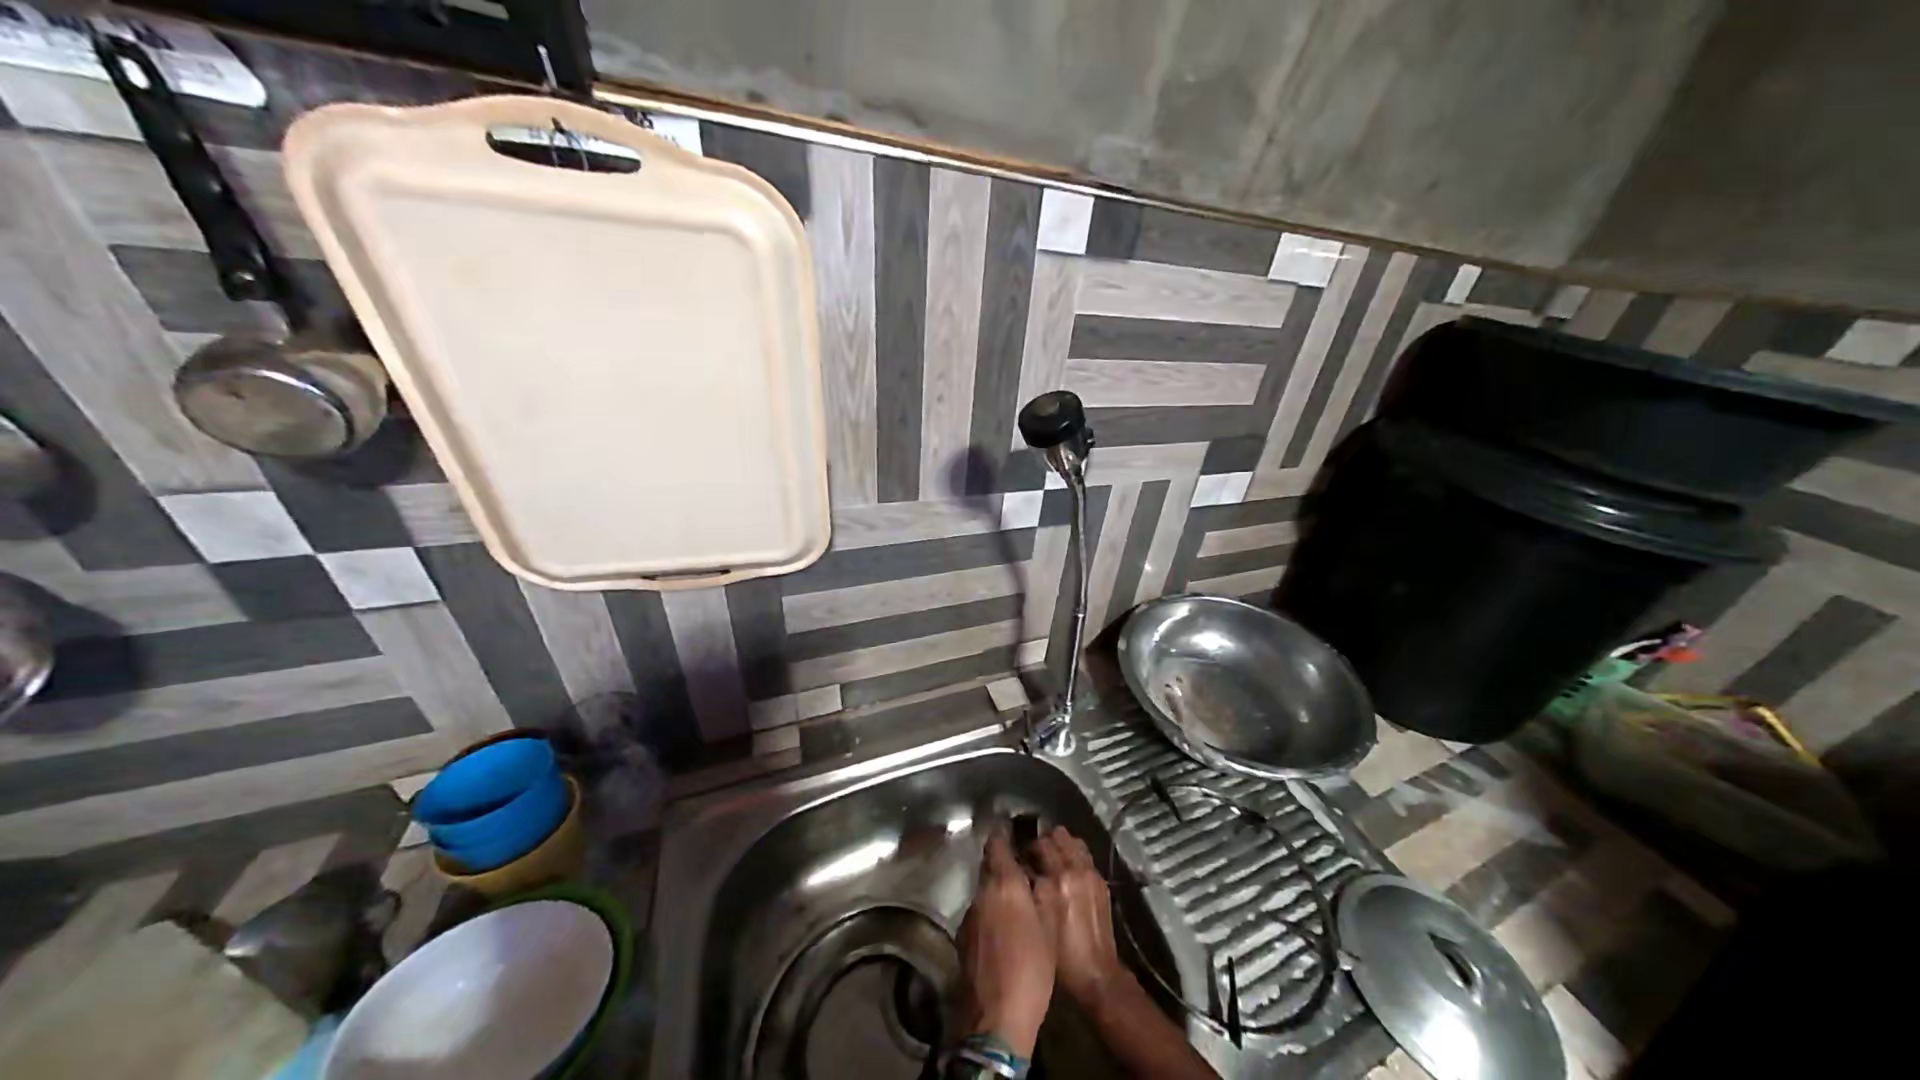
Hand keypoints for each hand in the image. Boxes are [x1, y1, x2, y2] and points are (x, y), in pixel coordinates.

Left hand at [954, 822, 1055, 1056]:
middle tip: (1025, 869)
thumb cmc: (1032, 969)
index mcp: (1003, 885)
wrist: (997, 1017)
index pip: (997, 844)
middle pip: (989, 867)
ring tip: (1019, 903)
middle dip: (1004, 864)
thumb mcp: (1048, 928)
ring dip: (998, 891)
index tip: (1015, 828)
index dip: (1005, 834)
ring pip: (984, 892)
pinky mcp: (963, 938)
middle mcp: (980, 894)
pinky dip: (991, 913)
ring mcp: (968, 916)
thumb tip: (1034, 870)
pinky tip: (1005, 930)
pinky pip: (980, 913)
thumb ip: (1040, 892)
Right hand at [1030, 826, 1129, 1004]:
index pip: (1037, 845)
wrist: (1095, 973)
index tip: (1017, 854)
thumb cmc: (1059, 953)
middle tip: (1031, 856)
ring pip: (1070, 840)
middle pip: (1054, 837)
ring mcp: (1090, 874)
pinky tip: (1065, 868)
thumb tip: (1019, 866)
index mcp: (1055, 880)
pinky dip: (1072, 853)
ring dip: (1058, 845)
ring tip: (1048, 859)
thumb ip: (1028, 886)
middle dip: (1041, 842)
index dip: (1024, 848)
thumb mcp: (1036, 918)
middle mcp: (1074, 870)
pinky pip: (1083, 852)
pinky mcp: (1100, 881)